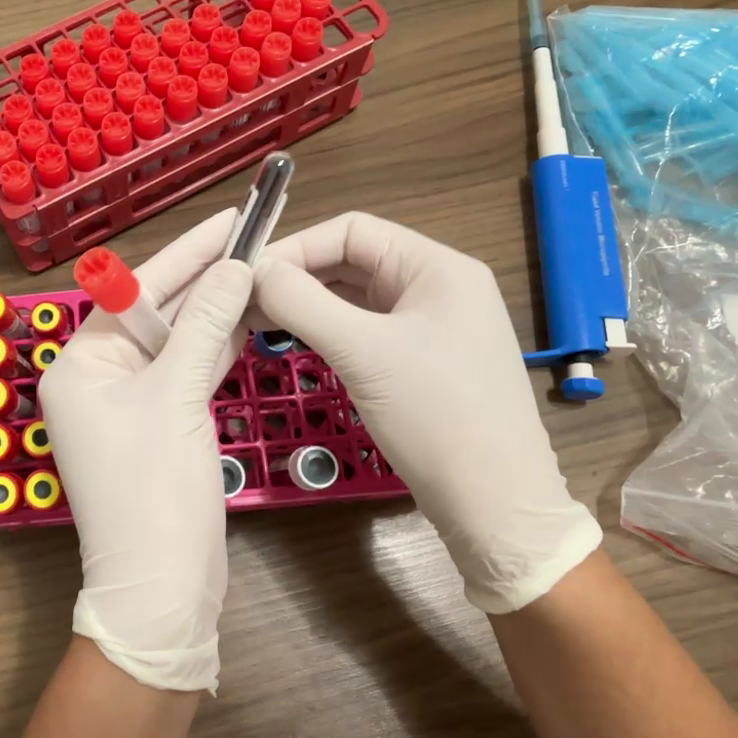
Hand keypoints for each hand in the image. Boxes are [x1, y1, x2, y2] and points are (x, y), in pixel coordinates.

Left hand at [37, 209, 253, 692]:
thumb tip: (235, 266)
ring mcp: (130, 402)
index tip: (229, 219)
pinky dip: (217, 348)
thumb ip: (203, 326)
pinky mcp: (160, 425)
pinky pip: (188, 372)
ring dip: (217, 310)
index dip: (187, 253)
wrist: (162, 590)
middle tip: (256, 236)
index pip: (137, 291)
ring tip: (263, 266)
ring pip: (178, 341)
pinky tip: (250, 316)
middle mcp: (98, 376)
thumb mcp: (176, 398)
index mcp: (80, 364)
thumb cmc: (153, 491)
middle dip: (206, 278)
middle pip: (159, 313)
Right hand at [251, 212, 602, 612]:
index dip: (295, 246)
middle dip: (297, 276)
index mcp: (437, 267)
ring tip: (256, 321)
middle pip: (353, 261)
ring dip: (308, 304)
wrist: (495, 506)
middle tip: (242, 301)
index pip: (352, 231)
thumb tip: (253, 271)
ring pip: (356, 297)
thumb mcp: (363, 353)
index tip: (246, 274)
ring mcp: (433, 326)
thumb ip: (303, 303)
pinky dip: (328, 331)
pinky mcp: (423, 362)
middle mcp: (438, 287)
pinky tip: (294, 342)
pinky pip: (366, 330)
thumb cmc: (437, 417)